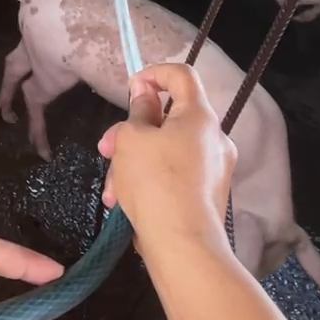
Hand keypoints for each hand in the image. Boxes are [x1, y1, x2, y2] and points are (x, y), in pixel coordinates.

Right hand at [97, 62, 235, 251]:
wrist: (183, 246)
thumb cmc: (154, 180)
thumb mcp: (132, 137)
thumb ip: (138, 110)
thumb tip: (146, 94)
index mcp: (199, 117)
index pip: (181, 75)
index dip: (154, 72)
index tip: (131, 88)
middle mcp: (213, 139)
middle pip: (168, 118)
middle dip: (131, 131)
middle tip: (106, 148)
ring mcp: (213, 169)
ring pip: (165, 149)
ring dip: (133, 160)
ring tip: (111, 188)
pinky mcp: (206, 194)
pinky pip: (173, 173)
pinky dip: (148, 179)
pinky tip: (124, 202)